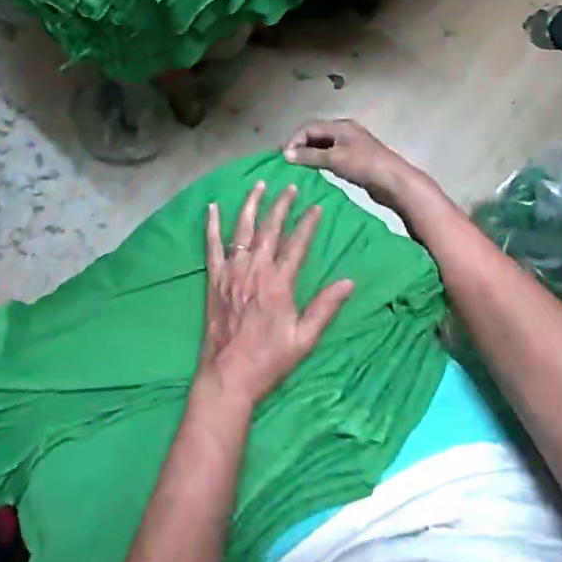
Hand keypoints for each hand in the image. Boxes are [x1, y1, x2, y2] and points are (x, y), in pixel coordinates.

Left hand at [197, 182, 353, 405]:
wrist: (227, 376)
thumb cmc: (269, 360)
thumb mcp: (304, 339)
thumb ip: (325, 307)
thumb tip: (349, 282)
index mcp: (279, 283)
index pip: (297, 244)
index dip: (308, 223)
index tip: (317, 206)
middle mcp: (255, 270)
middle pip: (270, 229)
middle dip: (282, 205)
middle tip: (290, 187)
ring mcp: (231, 272)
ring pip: (242, 230)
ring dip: (251, 204)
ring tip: (259, 185)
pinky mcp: (213, 279)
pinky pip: (211, 246)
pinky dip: (212, 225)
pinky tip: (212, 207)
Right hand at [282, 120, 423, 206]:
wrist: (394, 181)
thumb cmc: (364, 165)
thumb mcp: (334, 159)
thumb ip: (309, 156)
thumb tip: (286, 154)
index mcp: (341, 126)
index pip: (310, 127)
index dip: (295, 140)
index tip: (284, 156)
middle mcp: (345, 132)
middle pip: (317, 135)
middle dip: (301, 146)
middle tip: (287, 162)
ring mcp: (352, 145)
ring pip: (324, 146)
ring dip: (310, 154)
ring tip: (297, 168)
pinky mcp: (356, 159)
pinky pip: (332, 156)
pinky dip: (321, 161)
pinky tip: (315, 172)